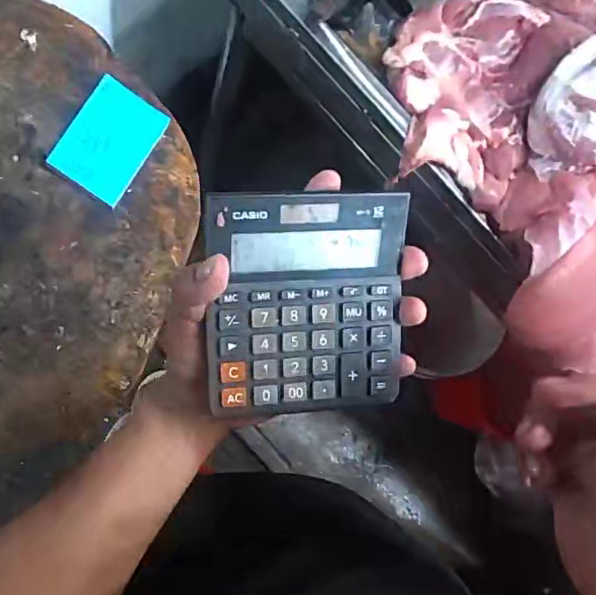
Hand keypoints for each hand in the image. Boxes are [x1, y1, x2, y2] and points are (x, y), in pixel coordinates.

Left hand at [134, 170, 430, 446]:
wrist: (198, 410)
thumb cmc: (191, 357)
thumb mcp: (182, 320)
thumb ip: (191, 292)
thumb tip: (217, 265)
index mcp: (268, 280)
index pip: (294, 235)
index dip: (315, 207)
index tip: (335, 184)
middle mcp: (300, 300)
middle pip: (347, 272)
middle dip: (386, 260)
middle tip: (410, 258)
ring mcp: (314, 334)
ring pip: (362, 313)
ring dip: (395, 307)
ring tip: (413, 309)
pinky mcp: (320, 367)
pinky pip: (356, 362)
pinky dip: (383, 362)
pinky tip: (401, 361)